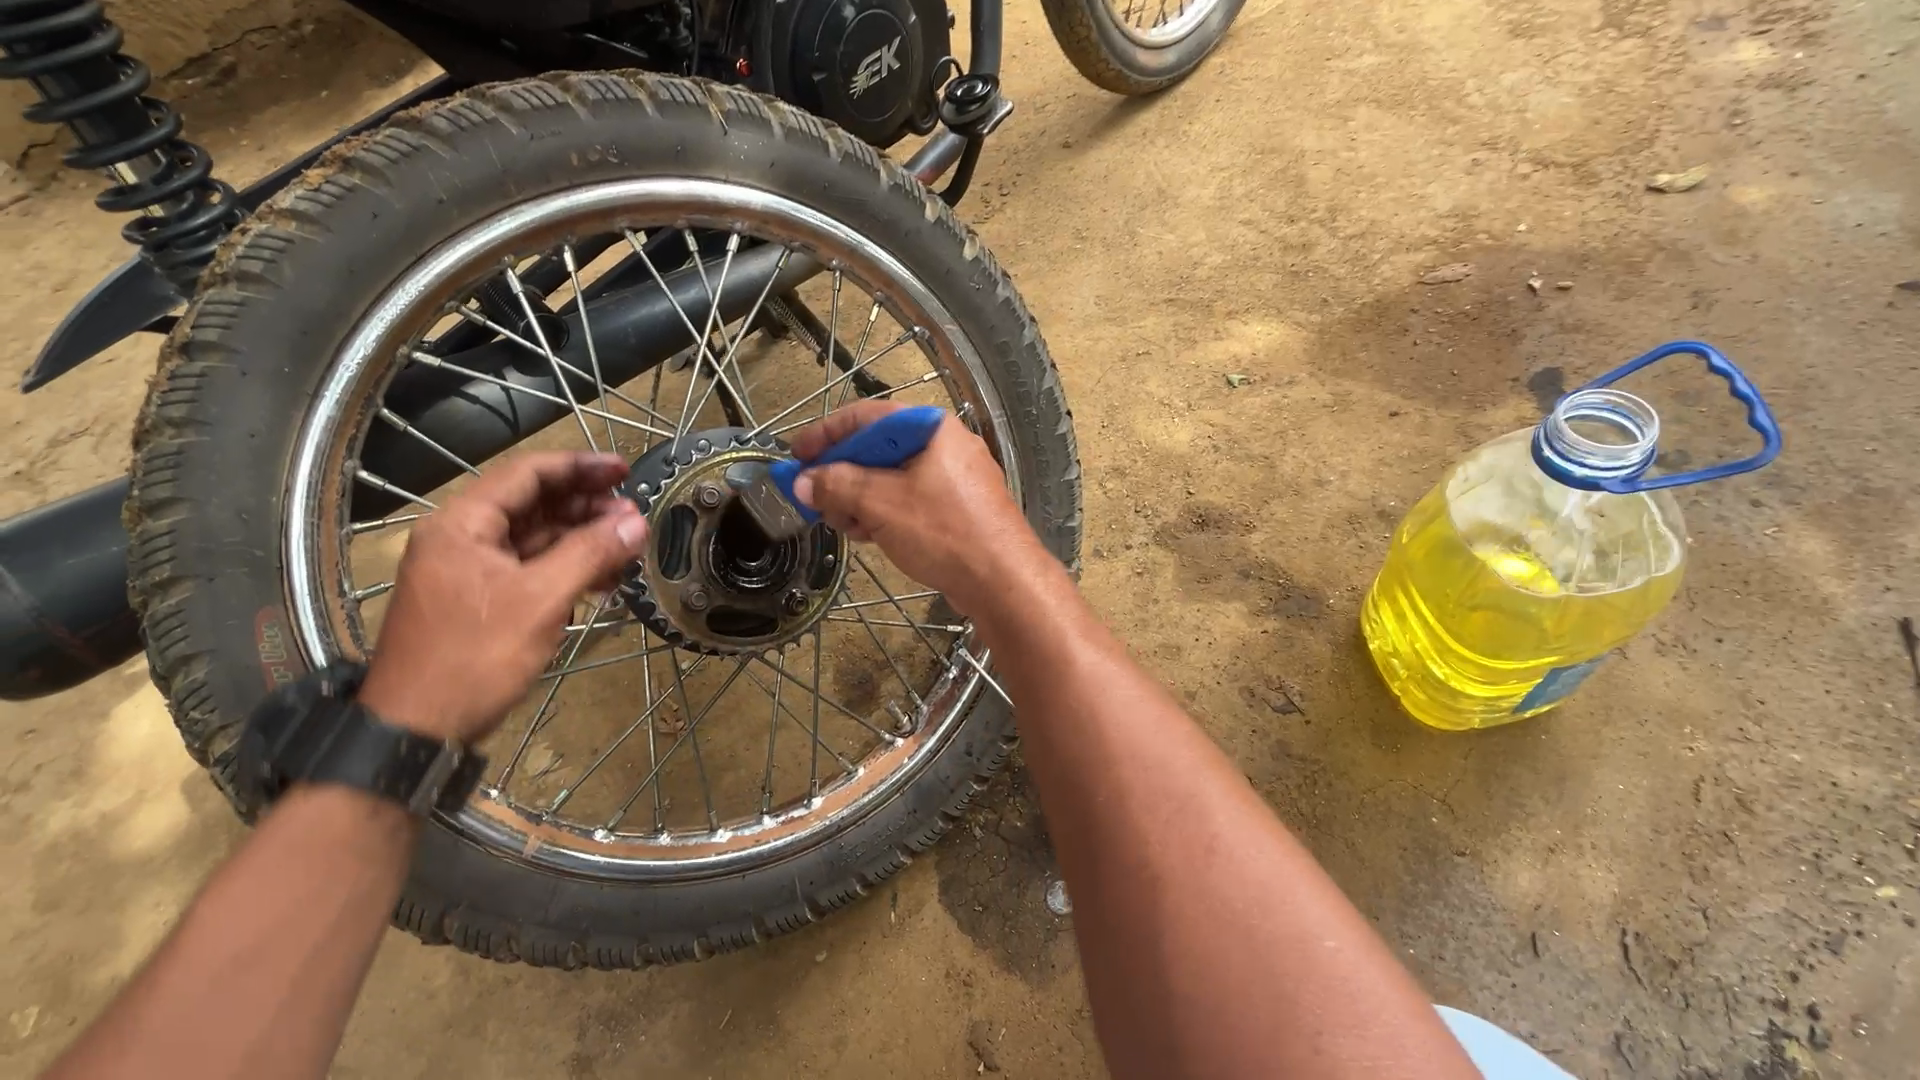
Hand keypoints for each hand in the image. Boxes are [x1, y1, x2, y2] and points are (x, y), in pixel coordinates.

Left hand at [356, 452, 647, 742]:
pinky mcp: (482, 600)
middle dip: (586, 507)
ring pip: (536, 539)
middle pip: (533, 504)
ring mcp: (471, 571)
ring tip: (627, 548)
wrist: (416, 729)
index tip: (624, 470)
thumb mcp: (539, 601)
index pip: (526, 474)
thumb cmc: (473, 658)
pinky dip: (567, 568)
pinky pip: (531, 569)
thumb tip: (636, 522)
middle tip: (634, 516)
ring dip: (582, 539)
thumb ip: (589, 554)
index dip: (579, 467)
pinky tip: (603, 579)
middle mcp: (462, 539)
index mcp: (462, 525)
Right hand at [788, 401, 1054, 616]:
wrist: (1002, 580)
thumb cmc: (944, 532)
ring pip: (892, 478)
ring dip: (860, 498)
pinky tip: (870, 535)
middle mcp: (945, 445)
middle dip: (842, 475)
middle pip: (878, 448)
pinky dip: (885, 512)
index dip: (825, 435)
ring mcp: (955, 478)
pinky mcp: (959, 508)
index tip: (796, 456)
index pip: (866, 417)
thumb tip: (801, 481)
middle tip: (816, 500)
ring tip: (844, 524)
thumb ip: (836, 485)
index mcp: (930, 427)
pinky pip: (911, 500)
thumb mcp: (880, 503)